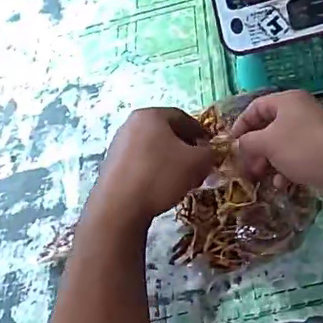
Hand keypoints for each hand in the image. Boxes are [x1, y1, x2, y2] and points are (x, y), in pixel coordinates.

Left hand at [86, 107, 216, 228]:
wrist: (119, 206)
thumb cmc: (161, 175)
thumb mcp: (197, 163)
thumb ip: (210, 153)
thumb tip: (211, 153)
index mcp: (151, 115)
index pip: (183, 117)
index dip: (201, 132)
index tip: (211, 148)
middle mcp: (131, 124)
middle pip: (166, 133)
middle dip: (186, 149)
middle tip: (199, 166)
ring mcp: (118, 145)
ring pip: (154, 149)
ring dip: (172, 161)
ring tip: (183, 180)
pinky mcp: (111, 165)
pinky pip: (141, 162)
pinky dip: (155, 171)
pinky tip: (163, 188)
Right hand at [228, 90, 322, 201]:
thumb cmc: (303, 148)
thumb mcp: (268, 143)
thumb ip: (248, 142)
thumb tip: (239, 145)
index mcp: (287, 101)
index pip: (255, 107)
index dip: (240, 125)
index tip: (230, 145)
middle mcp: (299, 113)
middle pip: (268, 128)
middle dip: (254, 149)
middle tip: (244, 167)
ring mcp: (311, 133)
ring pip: (280, 146)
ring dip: (267, 162)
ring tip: (259, 178)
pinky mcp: (320, 153)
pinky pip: (295, 159)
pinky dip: (284, 170)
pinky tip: (281, 184)